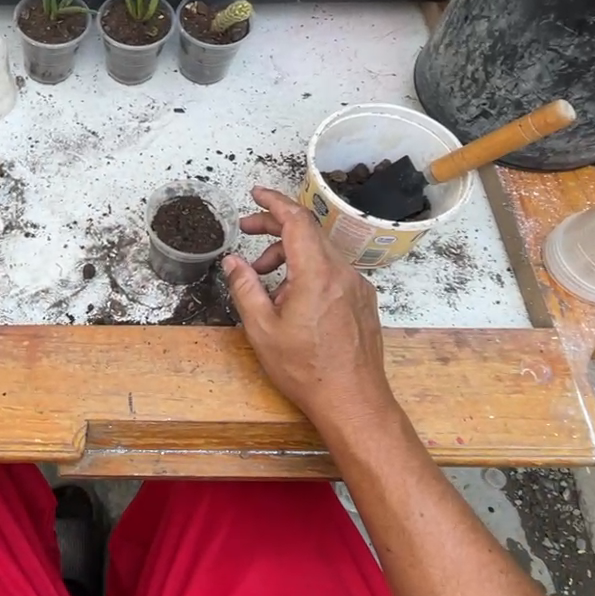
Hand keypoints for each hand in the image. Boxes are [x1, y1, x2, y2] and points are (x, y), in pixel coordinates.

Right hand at [222, 187, 402, 439]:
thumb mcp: (261, 329)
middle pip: (308, 232)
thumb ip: (244, 288)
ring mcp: (356, 287)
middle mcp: (342, 274)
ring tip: (262, 278)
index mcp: (316, 275)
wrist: (352, 401)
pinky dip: (306, 271)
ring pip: (319, 253)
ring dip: (288, 254)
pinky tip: (290, 299)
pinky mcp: (362, 301)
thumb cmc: (306, 370)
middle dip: (274, 226)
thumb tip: (232, 262)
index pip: (297, 221)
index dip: (274, 202)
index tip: (255, 194)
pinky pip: (332, 272)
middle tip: (246, 229)